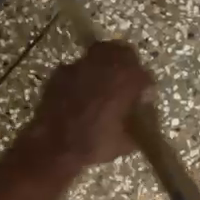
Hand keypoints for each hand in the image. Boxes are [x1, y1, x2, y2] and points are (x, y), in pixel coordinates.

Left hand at [18, 42, 153, 173]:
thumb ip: (135, 126)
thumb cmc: (94, 145)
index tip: (143, 96)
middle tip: (125, 80)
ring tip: (101, 83)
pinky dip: (80, 77)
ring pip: (96, 54)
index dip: (144, 85)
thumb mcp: (124, 143)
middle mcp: (104, 66)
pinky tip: (78, 92)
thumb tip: (136, 122)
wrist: (54, 147)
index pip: (143, 74)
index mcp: (125, 80)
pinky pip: (75, 69)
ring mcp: (78, 67)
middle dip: (126, 63)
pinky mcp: (59, 74)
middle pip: (121, 51)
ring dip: (102, 65)